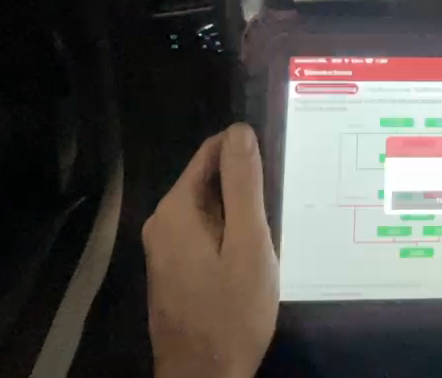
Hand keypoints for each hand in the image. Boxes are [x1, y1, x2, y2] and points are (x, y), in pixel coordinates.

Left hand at [143, 124, 278, 377]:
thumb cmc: (231, 312)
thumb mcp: (249, 242)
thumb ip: (244, 184)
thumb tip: (240, 130)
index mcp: (176, 209)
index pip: (211, 152)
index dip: (246, 152)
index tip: (277, 166)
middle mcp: (162, 222)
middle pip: (210, 179)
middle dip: (245, 185)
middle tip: (279, 205)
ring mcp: (166, 248)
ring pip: (210, 207)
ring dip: (240, 212)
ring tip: (271, 228)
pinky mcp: (175, 270)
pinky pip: (206, 232)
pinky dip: (230, 233)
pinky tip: (253, 253)